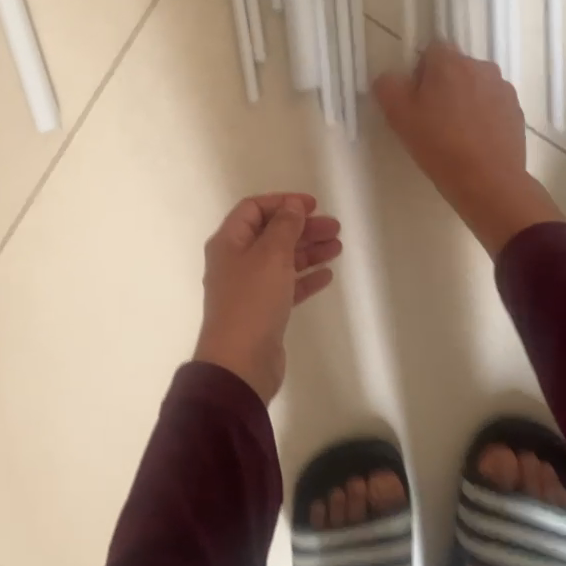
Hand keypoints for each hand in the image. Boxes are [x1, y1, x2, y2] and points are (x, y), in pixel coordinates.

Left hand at [195, 193, 341, 402]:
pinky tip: (327, 275)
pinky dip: (305, 278)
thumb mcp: (270, 255)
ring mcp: (249, 288)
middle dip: (302, 228)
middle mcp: (236, 261)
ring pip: (282, 260)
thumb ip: (284, 227)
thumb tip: (292, 206)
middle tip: (335, 228)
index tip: (313, 206)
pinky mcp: (263, 311)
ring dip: (308, 251)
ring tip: (337, 248)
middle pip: (271, 234)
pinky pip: (286, 286)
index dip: (282, 203)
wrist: (240, 363)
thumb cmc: (252, 301)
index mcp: (228, 242)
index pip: (253, 209)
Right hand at [373, 43, 564, 255]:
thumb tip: (390, 77)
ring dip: (464, 100)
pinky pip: (492, 105)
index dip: (420, 71)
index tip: (416, 98)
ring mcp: (503, 89)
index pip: (432, 50)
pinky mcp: (516, 111)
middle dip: (443, 86)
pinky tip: (474, 142)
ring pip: (475, 86)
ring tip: (455, 133)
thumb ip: (387, 86)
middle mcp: (480, 67)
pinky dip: (483, 117)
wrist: (488, 181)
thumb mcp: (398, 116)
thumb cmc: (438, 145)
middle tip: (431, 119)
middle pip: (455, 67)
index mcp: (450, 62)